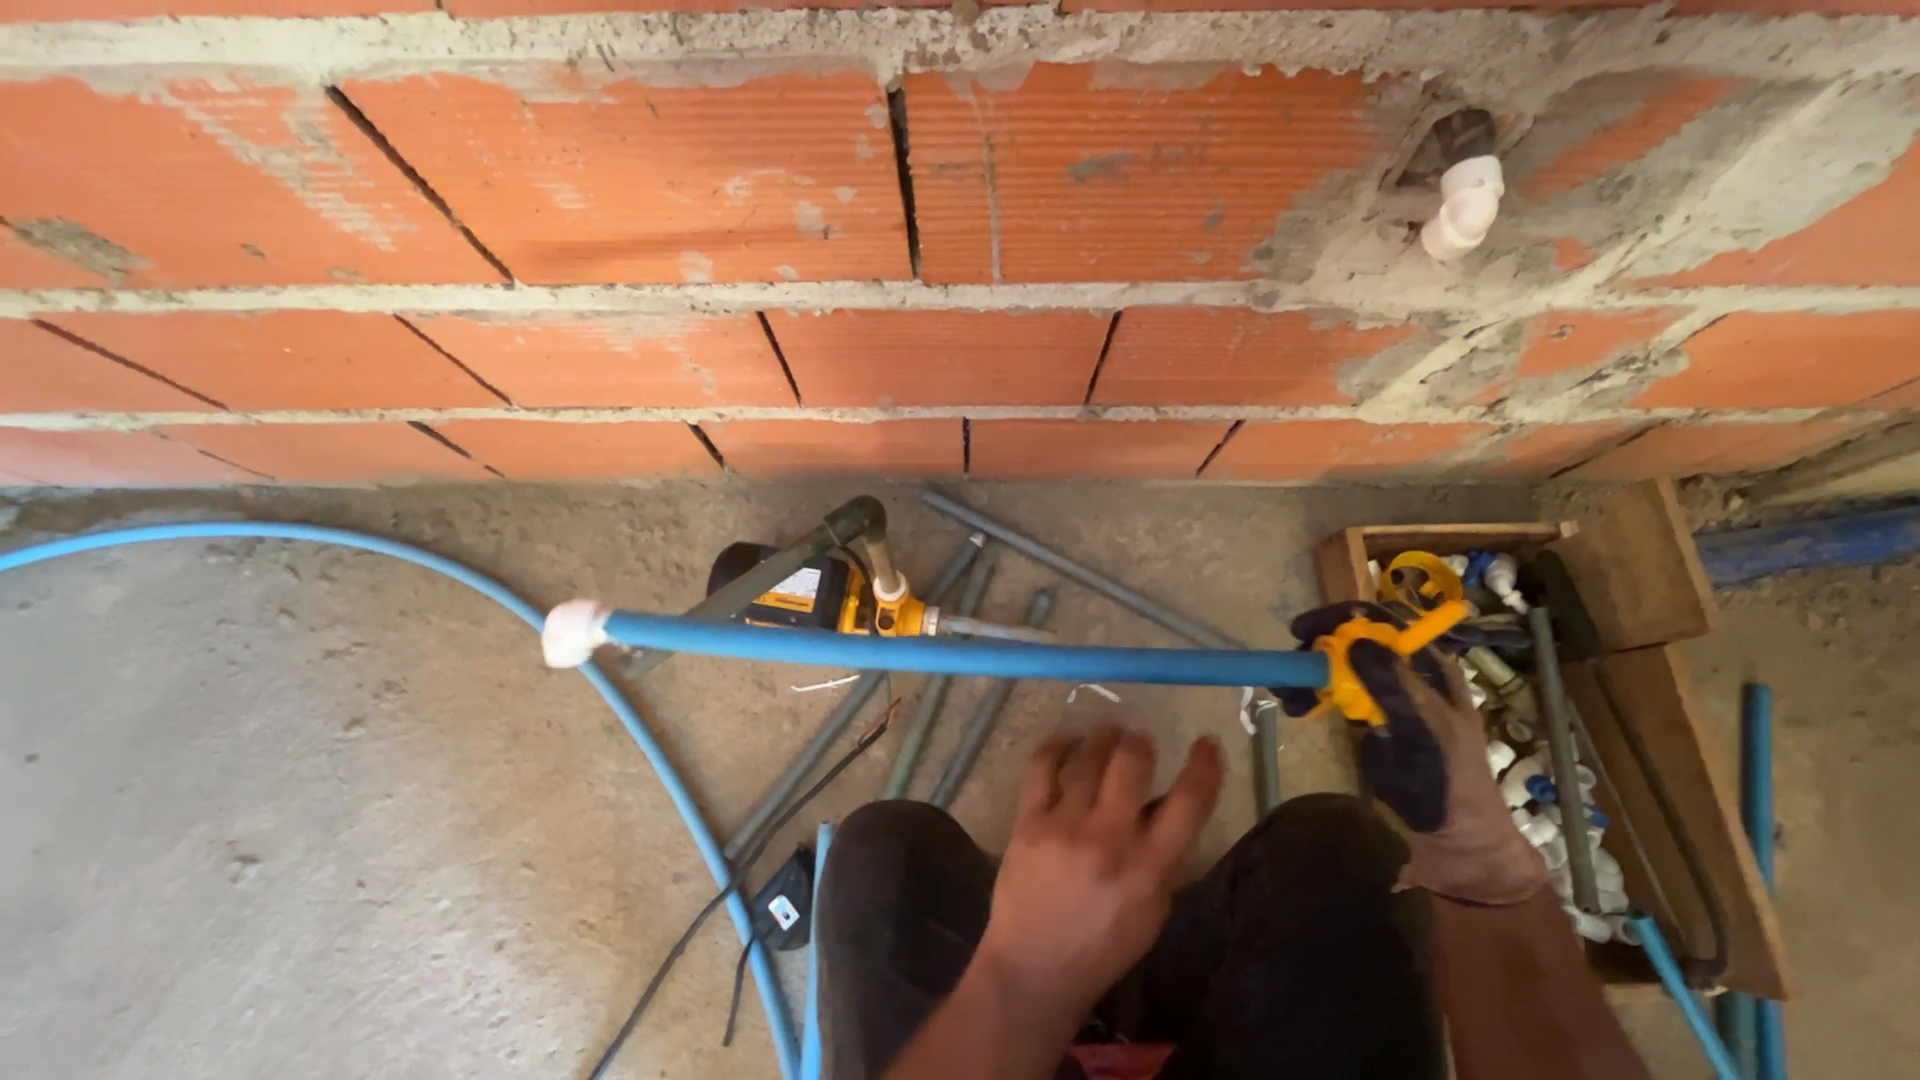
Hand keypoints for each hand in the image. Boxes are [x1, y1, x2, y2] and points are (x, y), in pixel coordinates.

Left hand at [974, 726, 1223, 1018]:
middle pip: (1132, 764)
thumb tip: (1163, 805)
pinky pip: (1042, 768)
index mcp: (1150, 869)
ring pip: (1088, 759)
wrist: (1034, 967)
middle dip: (1140, 743)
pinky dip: (1057, 746)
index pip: (1189, 802)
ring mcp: (1065, 827)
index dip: (1204, 765)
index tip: (1206, 743)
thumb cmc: (1102, 946)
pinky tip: (1068, 739)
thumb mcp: (1152, 910)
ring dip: (1103, 737)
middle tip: (1140, 740)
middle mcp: (1109, 839)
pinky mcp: (1029, 822)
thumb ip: (1162, 858)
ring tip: (1109, 731)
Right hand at [1277, 602, 1545, 905]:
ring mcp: (1383, 694)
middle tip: (1289, 668)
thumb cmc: (1447, 781)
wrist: (1449, 836)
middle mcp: (1403, 671)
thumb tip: (1356, 640)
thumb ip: (1394, 685)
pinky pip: (1332, 691)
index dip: (1341, 617)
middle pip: (1351, 639)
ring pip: (1336, 665)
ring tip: (1286, 696)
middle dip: (1316, 648)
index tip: (1302, 630)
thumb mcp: (1425, 730)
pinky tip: (1295, 707)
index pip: (1382, 621)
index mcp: (1428, 666)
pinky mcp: (1366, 717)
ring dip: (1306, 673)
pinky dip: (1309, 693)